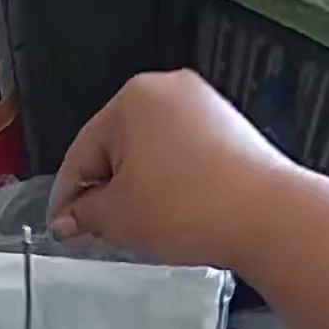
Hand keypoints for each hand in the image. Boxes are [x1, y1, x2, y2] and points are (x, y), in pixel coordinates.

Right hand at [50, 70, 300, 267]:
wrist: (264, 218)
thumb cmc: (190, 208)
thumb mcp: (120, 217)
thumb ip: (86, 216)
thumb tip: (68, 221)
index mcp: (132, 99)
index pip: (83, 152)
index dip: (68, 197)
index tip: (64, 228)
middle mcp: (168, 93)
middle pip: (119, 152)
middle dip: (106, 196)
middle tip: (98, 236)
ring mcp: (203, 111)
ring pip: (152, 160)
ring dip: (138, 196)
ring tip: (138, 234)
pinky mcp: (228, 135)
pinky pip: (183, 164)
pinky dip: (170, 191)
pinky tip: (172, 221)